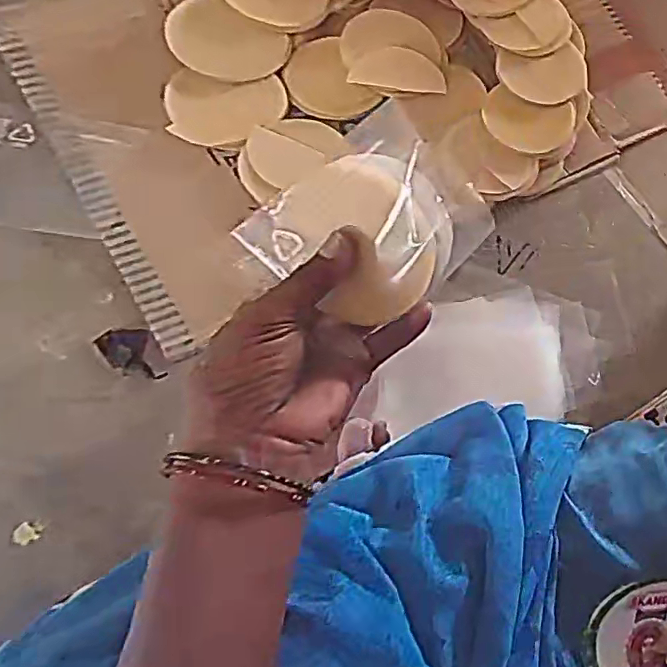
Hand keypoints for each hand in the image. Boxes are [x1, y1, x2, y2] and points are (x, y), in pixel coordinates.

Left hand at [185, 230, 429, 484]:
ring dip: (386, 292)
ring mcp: (333, 346)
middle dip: (361, 266)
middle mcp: (302, 325)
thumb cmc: (243, 377)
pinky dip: (406, 326)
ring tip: (410, 263)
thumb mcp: (265, 319)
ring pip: (366, 311)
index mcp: (269, 311)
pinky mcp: (358, 366)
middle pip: (339, 289)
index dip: (323, 252)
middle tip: (387, 236)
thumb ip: (310, 281)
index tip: (350, 223)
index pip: (301, 274)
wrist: (257, 443)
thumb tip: (346, 240)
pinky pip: (386, 341)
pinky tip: (423, 307)